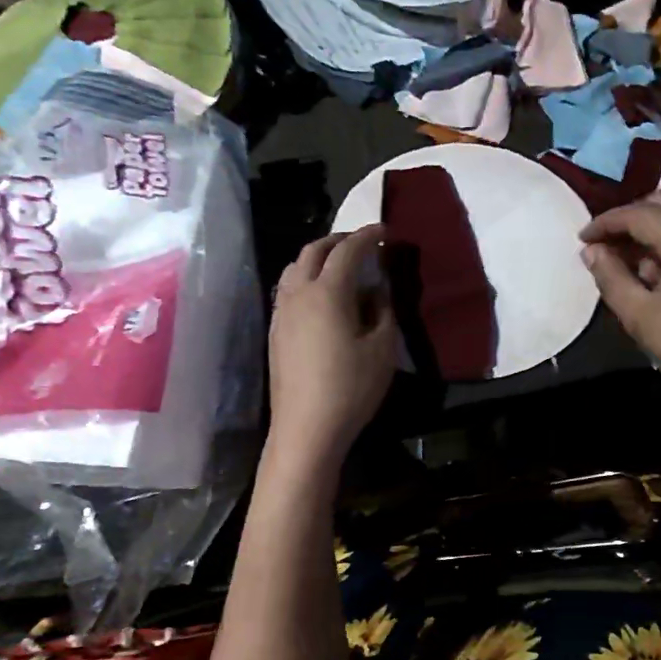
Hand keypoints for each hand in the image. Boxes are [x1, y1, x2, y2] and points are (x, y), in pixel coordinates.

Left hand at [268, 226, 396, 458]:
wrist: (306, 428)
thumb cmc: (352, 388)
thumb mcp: (382, 348)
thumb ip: (383, 310)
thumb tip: (377, 289)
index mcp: (327, 292)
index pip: (348, 251)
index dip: (367, 236)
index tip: (384, 230)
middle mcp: (298, 294)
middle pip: (313, 251)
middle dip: (338, 240)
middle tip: (362, 244)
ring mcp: (282, 313)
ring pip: (294, 269)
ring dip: (318, 258)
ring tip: (340, 266)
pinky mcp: (276, 332)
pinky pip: (288, 290)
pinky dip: (306, 279)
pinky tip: (322, 297)